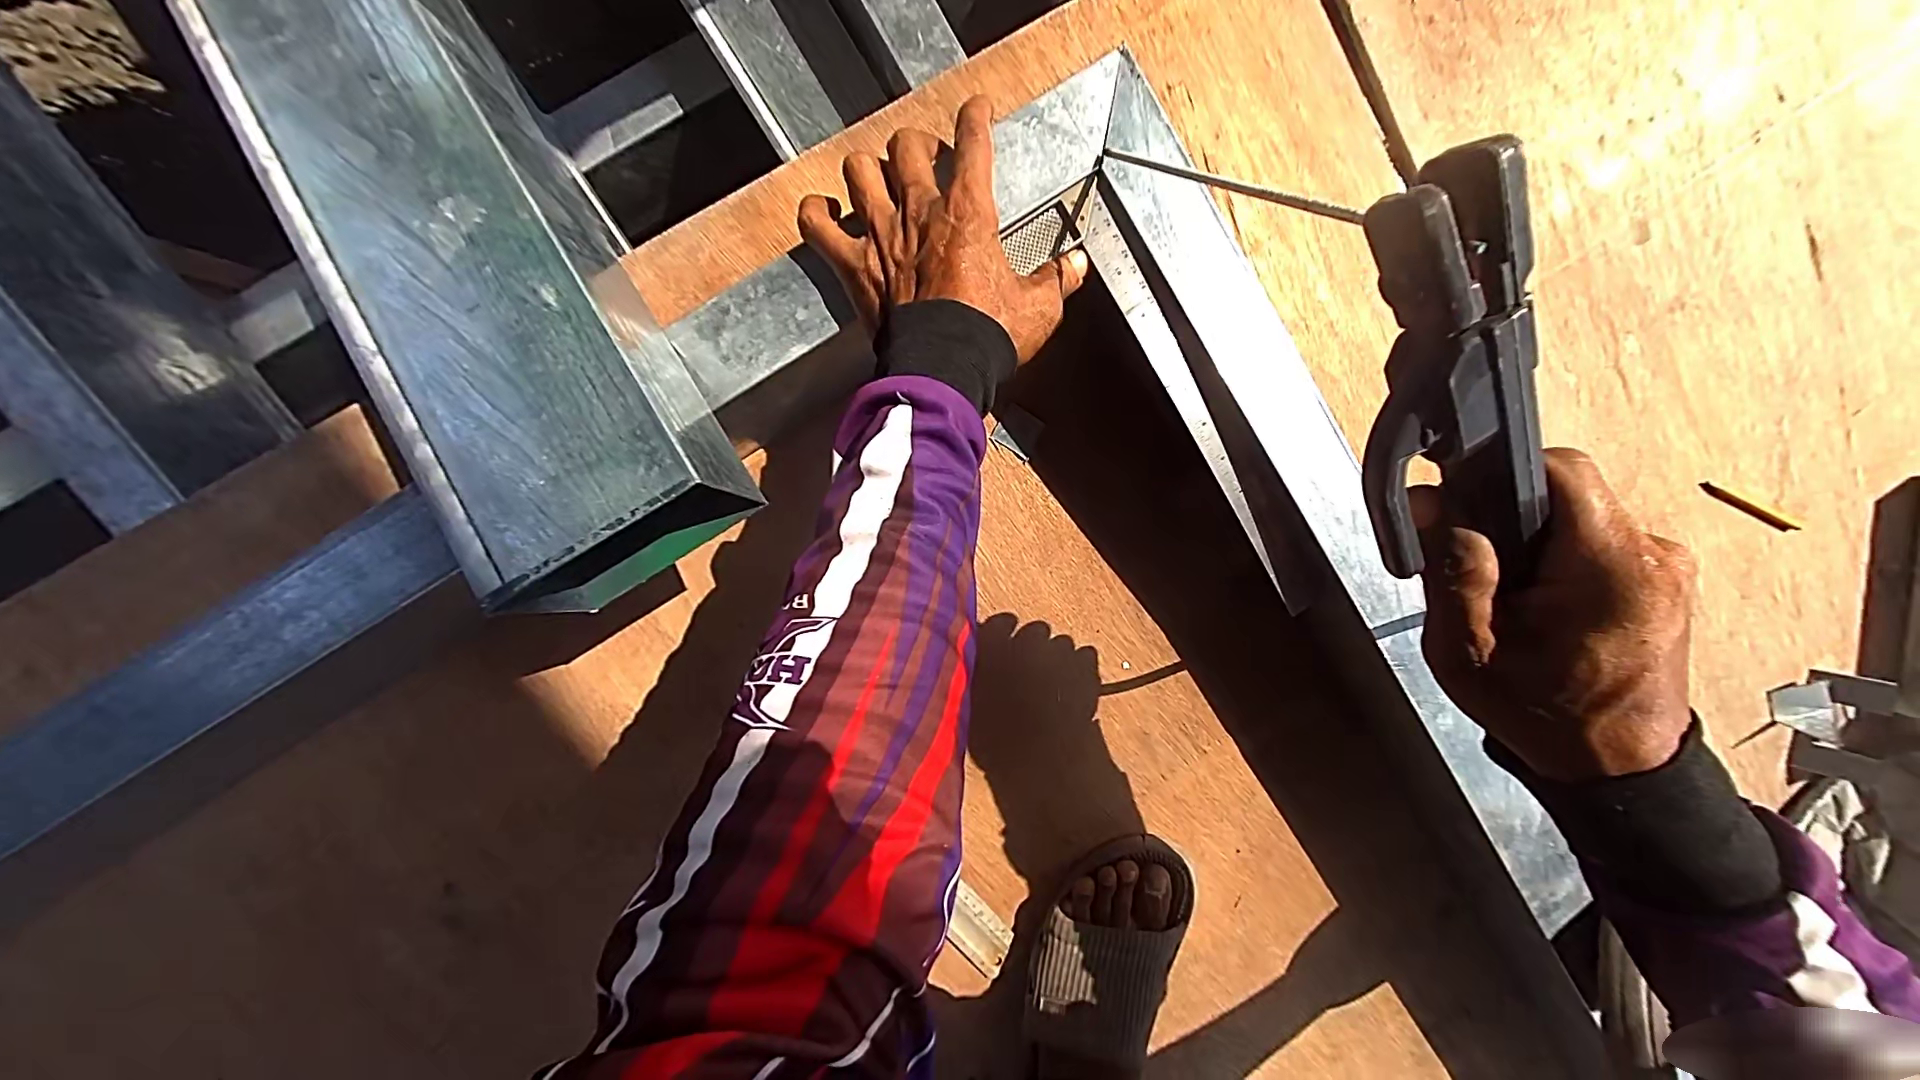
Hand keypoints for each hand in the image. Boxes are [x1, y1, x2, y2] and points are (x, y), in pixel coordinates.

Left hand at [797, 95, 1087, 362]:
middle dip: (916, 145)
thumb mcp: (1037, 308)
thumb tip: (1076, 266)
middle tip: (924, 160)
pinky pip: (818, 226)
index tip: (976, 112)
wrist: (944, 371)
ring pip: (859, 170)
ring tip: (875, 179)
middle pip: (905, 145)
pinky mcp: (855, 268)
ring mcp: (881, 237)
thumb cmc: (986, 338)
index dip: (975, 118)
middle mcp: (918, 214)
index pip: (972, 142)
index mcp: (967, 214)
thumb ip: (1057, 280)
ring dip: (866, 170)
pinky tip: (825, 212)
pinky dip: (816, 215)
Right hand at [1411, 448, 1694, 780]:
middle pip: (1561, 494)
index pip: (1560, 470)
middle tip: (1473, 573)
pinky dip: (1554, 558)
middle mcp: (1653, 555)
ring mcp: (1666, 565)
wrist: (1616, 764)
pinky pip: (1593, 540)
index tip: (1460, 506)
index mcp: (1608, 569)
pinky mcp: (1662, 576)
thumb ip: (1450, 572)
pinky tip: (1534, 601)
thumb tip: (1430, 502)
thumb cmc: (1539, 712)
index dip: (1500, 473)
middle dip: (1504, 521)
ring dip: (1528, 543)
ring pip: (1573, 517)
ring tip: (1504, 596)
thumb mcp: (1465, 650)